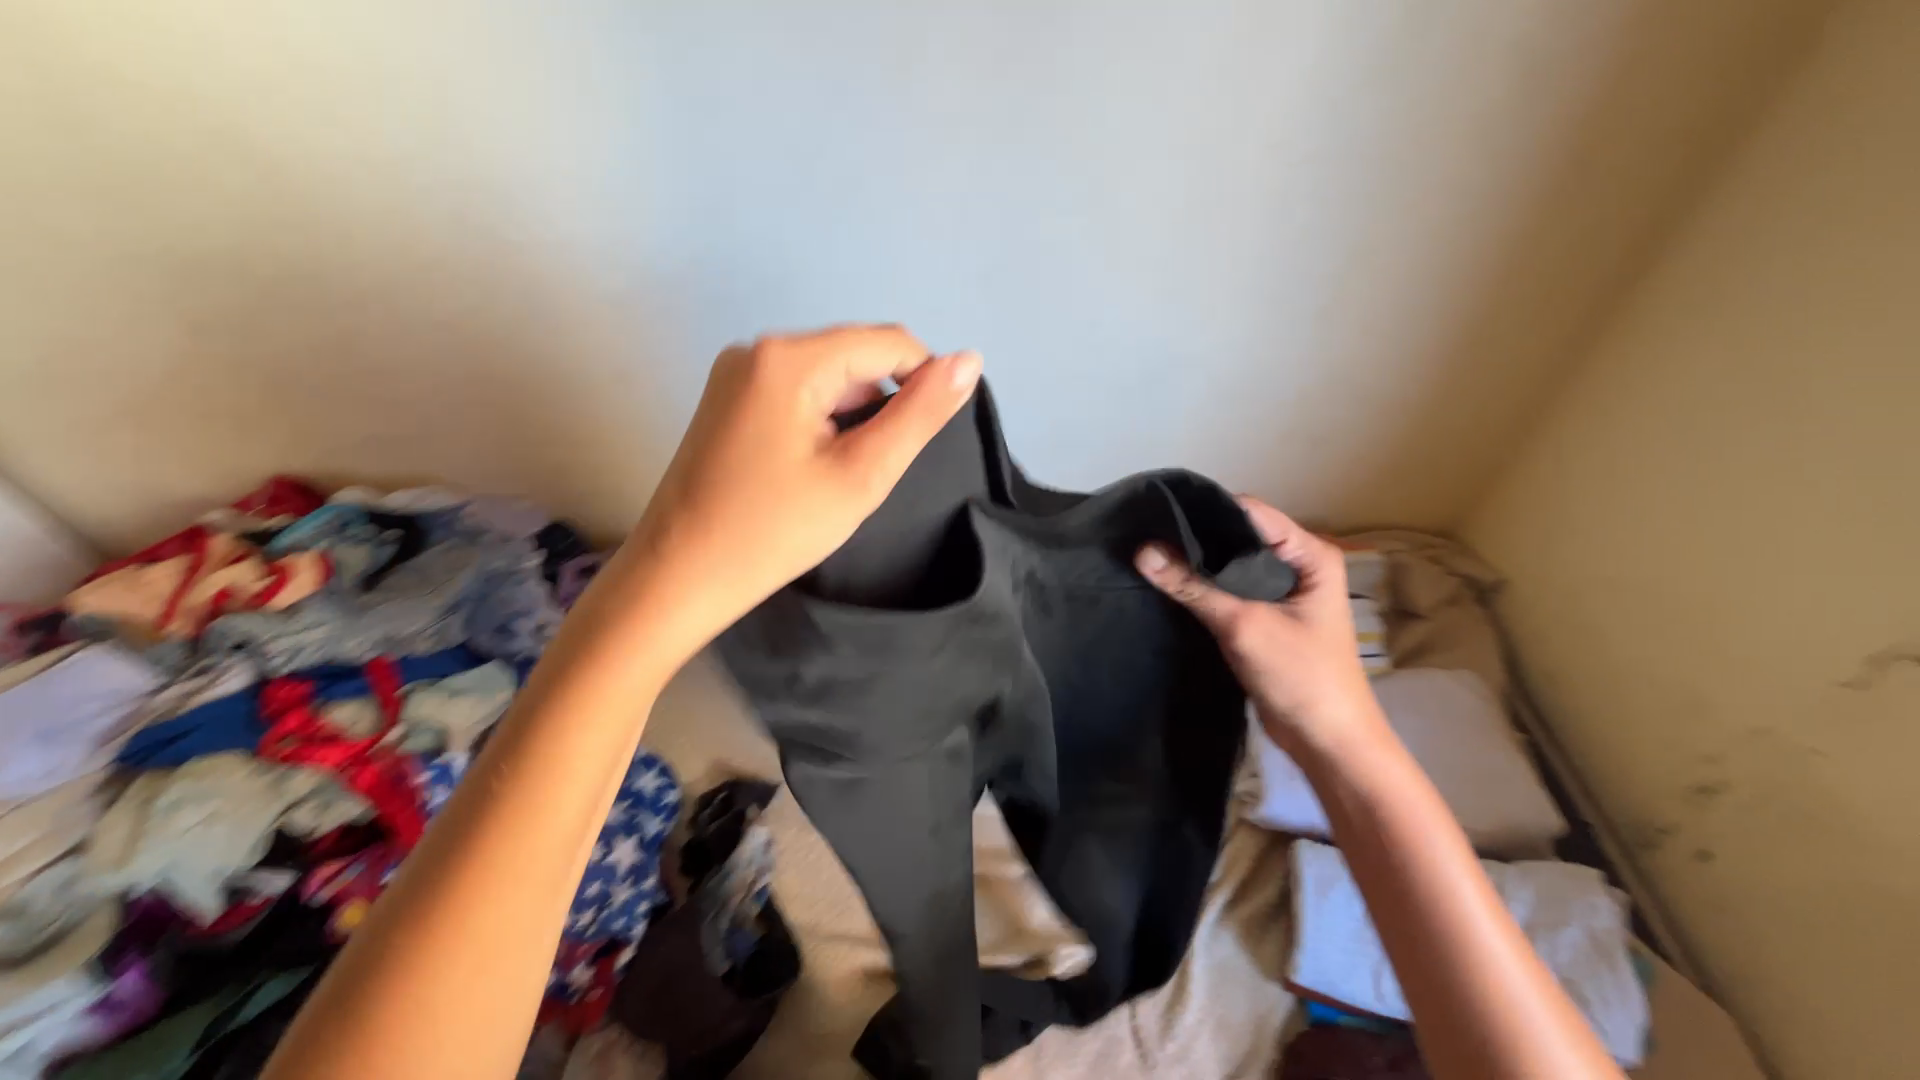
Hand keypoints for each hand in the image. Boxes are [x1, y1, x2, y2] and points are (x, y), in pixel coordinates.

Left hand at [628, 324, 980, 649]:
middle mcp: (758, 348)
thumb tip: (969, 360)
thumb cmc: (774, 530)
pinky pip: (797, 393)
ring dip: (852, 417)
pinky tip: (811, 468)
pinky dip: (822, 422)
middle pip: (855, 356)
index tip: (917, 444)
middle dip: (880, 405)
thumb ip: (919, 415)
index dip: (923, 384)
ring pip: (828, 377)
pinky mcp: (727, 399)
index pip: (889, 342)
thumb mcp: (861, 474)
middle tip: (867, 472)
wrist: (679, 576)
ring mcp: (737, 373)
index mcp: (789, 356)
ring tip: (836, 476)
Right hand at [1134, 497, 1381, 753]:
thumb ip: (1192, 586)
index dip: (1206, 510)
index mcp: (1310, 554)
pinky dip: (1203, 588)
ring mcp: (1282, 592)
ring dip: (1197, 564)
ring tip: (1150, 556)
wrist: (1326, 741)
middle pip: (1239, 536)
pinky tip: (1170, 585)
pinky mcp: (1265, 617)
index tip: (1160, 513)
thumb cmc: (1299, 676)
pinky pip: (1230, 590)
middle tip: (1147, 535)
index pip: (1250, 513)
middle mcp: (1298, 565)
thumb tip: (1142, 552)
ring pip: (1231, 565)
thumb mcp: (1243, 625)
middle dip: (1196, 537)